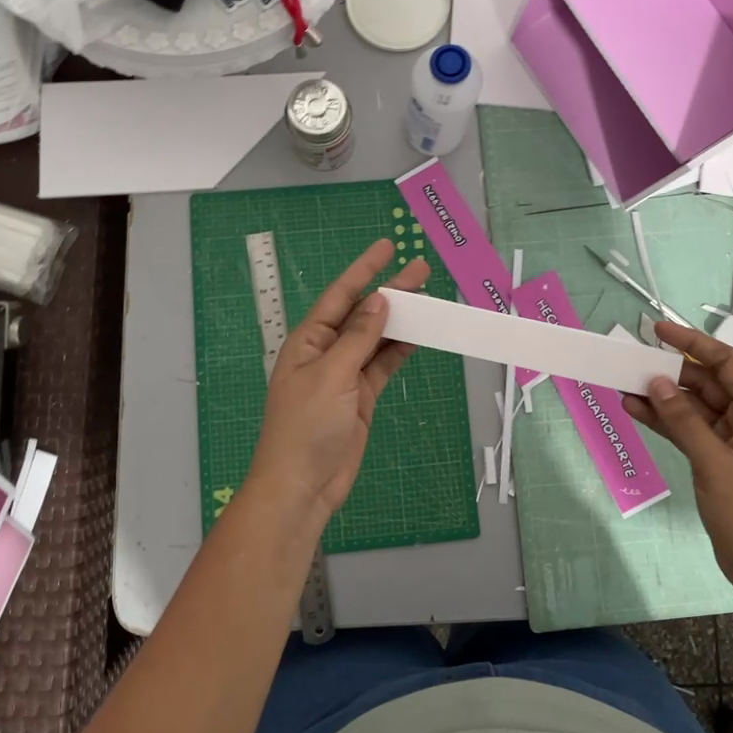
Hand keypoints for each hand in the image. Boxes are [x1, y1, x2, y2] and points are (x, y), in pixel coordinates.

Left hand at [245, 238, 429, 526]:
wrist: (303, 485)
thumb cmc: (305, 426)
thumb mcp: (331, 375)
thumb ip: (357, 337)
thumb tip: (378, 301)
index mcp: (308, 340)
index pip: (340, 295)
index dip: (364, 269)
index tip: (387, 246)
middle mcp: (326, 351)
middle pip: (362, 314)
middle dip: (390, 290)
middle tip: (421, 268)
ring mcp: (345, 375)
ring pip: (376, 338)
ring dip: (400, 320)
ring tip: (429, 299)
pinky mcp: (361, 397)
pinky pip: (383, 365)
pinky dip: (401, 350)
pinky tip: (420, 336)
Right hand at [624, 321, 732, 596]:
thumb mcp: (716, 465)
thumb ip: (684, 421)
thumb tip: (657, 382)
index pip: (727, 364)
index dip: (694, 343)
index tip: (658, 330)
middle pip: (707, 383)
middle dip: (671, 371)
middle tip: (631, 362)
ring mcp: (732, 443)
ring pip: (693, 407)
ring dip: (662, 397)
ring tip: (624, 386)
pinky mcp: (717, 462)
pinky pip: (688, 431)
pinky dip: (664, 421)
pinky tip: (636, 411)